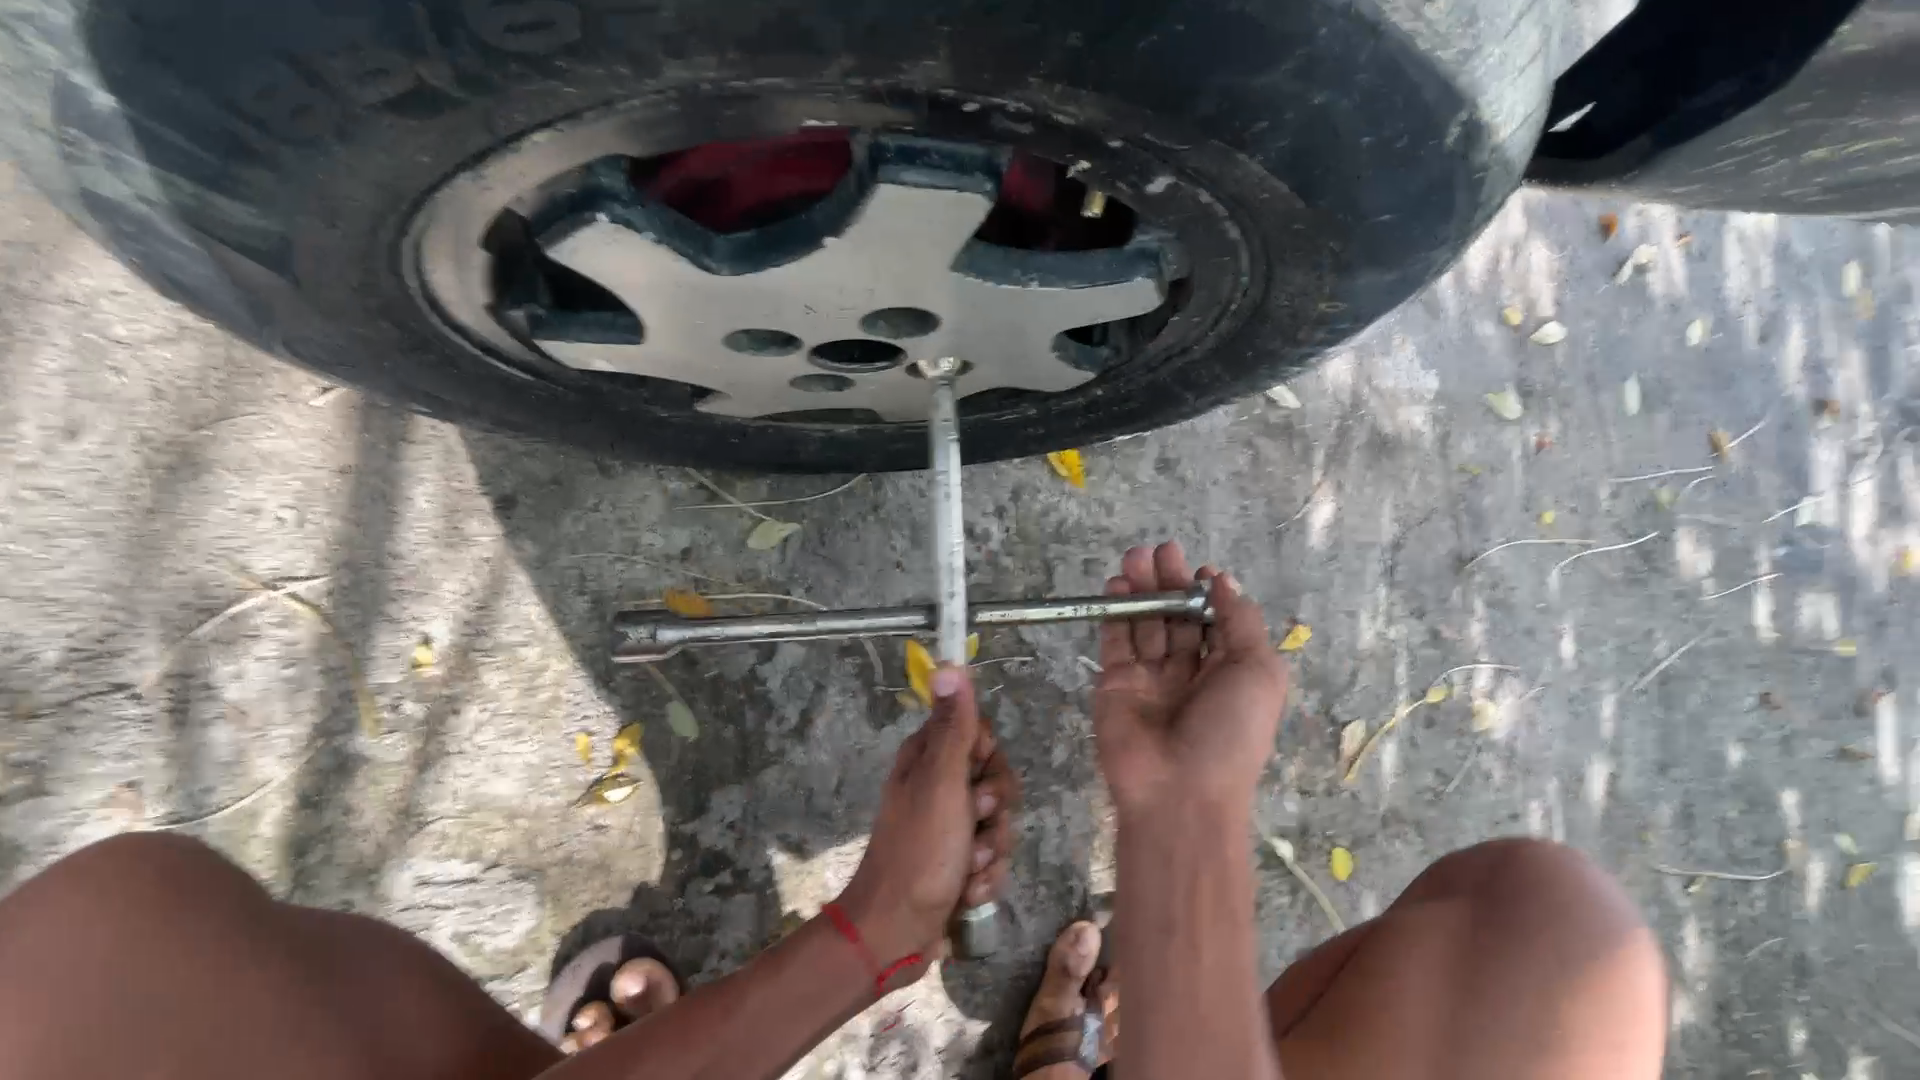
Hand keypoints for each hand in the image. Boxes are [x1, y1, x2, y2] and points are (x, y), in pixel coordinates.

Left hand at [836, 667, 1017, 988]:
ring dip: (992, 852)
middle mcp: (937, 786)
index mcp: (927, 758)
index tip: (978, 780)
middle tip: (976, 827)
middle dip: (996, 813)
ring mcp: (947, 827)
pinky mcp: (956, 863)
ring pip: (999, 824)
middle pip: (995, 780)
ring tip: (969, 870)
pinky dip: (985, 877)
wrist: (896, 933)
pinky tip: (968, 892)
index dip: (988, 759)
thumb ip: (954, 727)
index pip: (979, 734)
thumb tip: (951, 666)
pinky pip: (992, 859)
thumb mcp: (941, 783)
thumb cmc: (919, 852)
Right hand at [1093, 542, 1288, 818]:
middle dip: (1171, 582)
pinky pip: (1116, 640)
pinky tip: (1117, 584)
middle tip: (1161, 549)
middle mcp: (1191, 674)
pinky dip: (1116, 612)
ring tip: (1135, 555)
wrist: (1179, 794)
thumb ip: (1241, 621)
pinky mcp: (1115, 683)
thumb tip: (1223, 580)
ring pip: (1146, 624)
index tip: (1200, 568)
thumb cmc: (1231, 733)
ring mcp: (1150, 678)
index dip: (1209, 594)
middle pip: (1179, 618)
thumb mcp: (1259, 672)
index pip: (1218, 623)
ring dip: (1142, 589)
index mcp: (1231, 673)